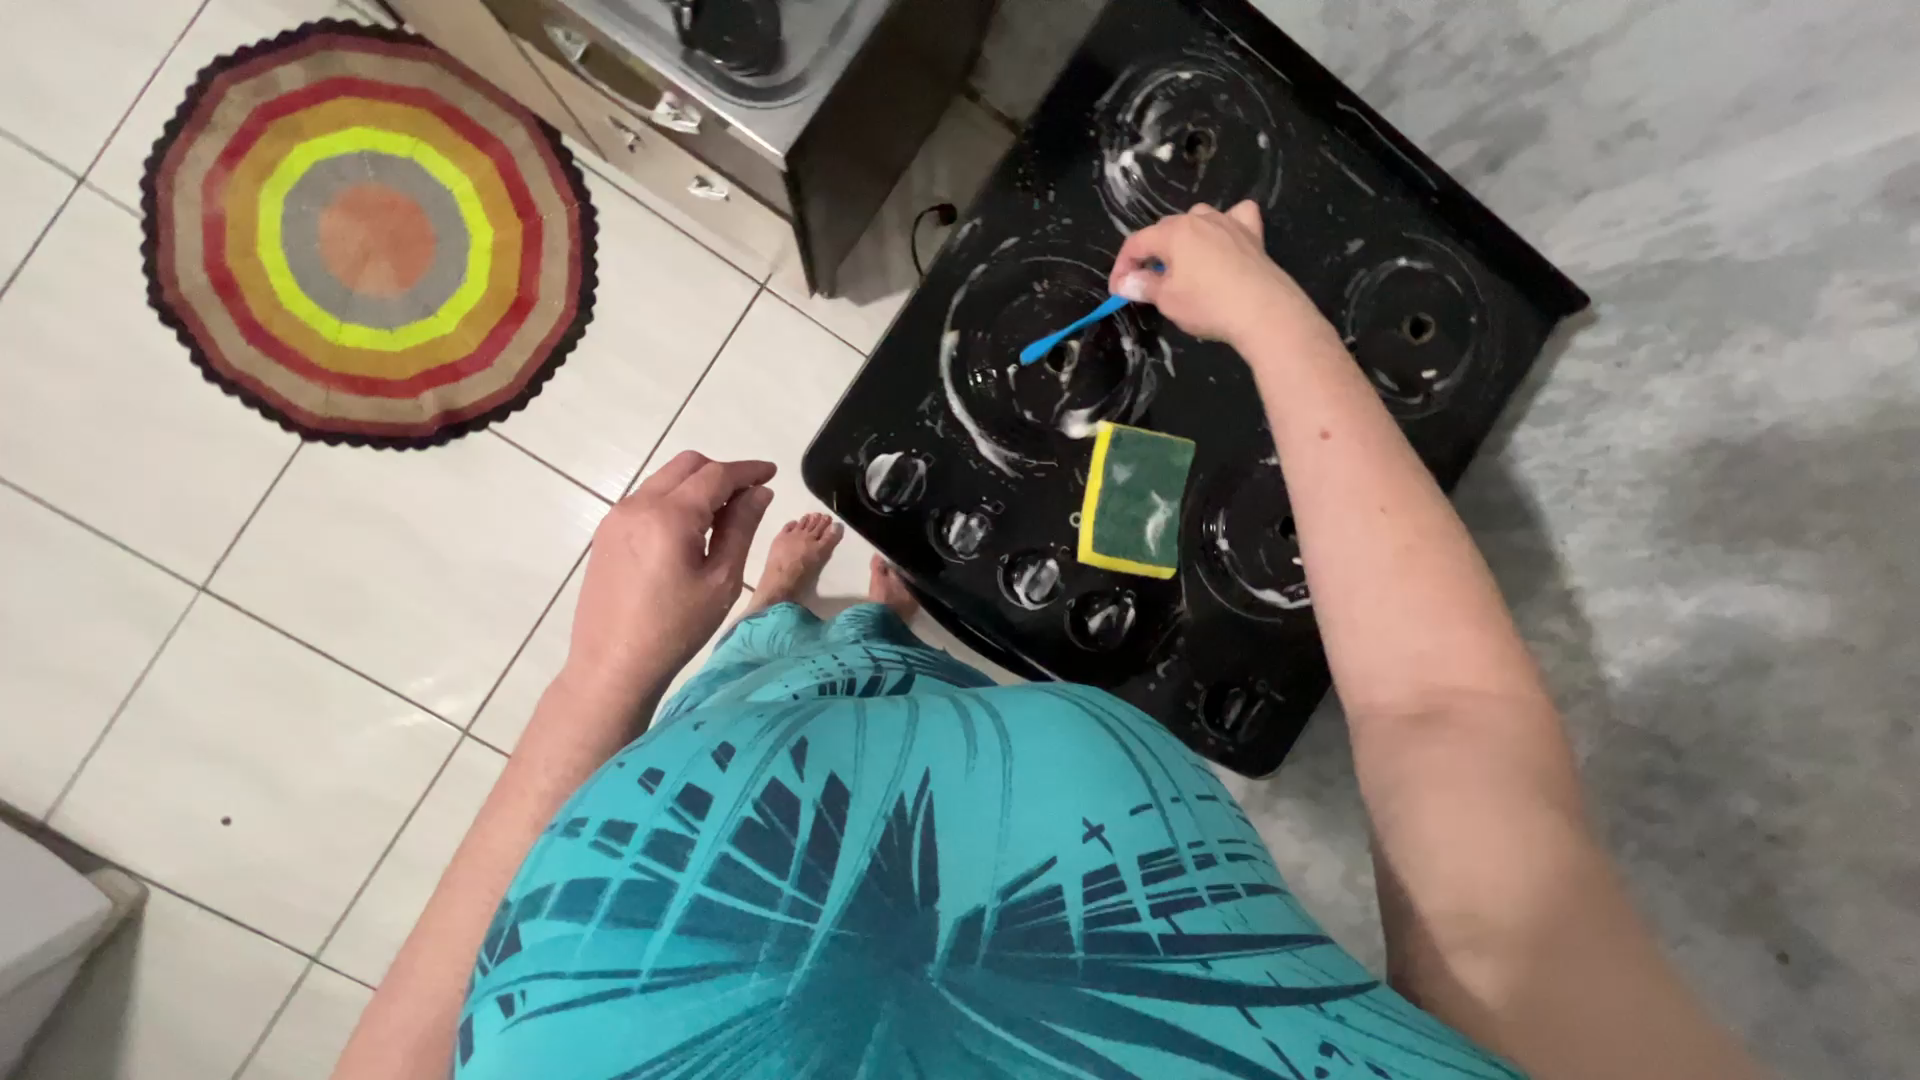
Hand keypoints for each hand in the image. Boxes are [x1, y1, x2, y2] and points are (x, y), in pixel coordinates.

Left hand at [563, 451, 775, 706]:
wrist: (613, 664)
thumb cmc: (676, 628)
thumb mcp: (721, 580)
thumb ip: (741, 528)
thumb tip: (759, 492)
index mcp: (669, 515)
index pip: (716, 474)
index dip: (748, 470)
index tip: (773, 474)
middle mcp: (638, 505)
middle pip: (687, 465)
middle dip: (722, 472)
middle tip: (749, 498)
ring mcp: (617, 517)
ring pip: (665, 479)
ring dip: (697, 485)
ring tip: (722, 518)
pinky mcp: (607, 534)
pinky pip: (647, 499)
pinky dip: (675, 500)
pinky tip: (690, 533)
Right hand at [1109, 201, 1337, 352]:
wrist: (1263, 311)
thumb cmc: (1207, 304)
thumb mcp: (1167, 300)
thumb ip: (1144, 286)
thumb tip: (1126, 282)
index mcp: (1174, 232)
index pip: (1136, 243)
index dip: (1122, 267)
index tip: (1117, 291)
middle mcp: (1200, 219)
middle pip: (1165, 230)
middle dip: (1150, 254)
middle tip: (1146, 283)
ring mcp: (1229, 223)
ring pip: (1198, 219)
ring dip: (1184, 237)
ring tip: (1182, 262)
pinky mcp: (1252, 235)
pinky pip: (1236, 217)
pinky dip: (1226, 225)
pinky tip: (1224, 239)